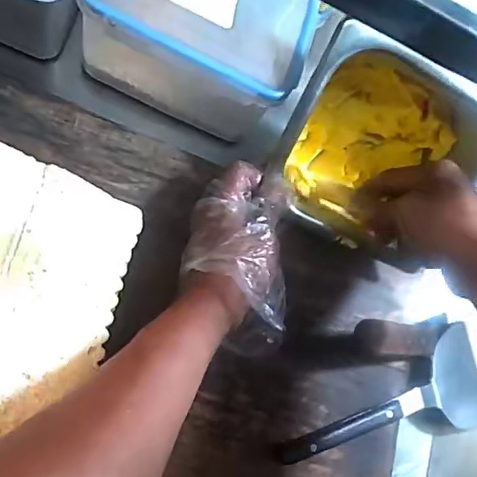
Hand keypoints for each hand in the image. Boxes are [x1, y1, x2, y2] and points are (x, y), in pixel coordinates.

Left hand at [180, 161, 286, 349]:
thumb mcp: (265, 235)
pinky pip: (221, 232)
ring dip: (245, 219)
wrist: (210, 306)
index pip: (241, 170)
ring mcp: (199, 231)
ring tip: (265, 236)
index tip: (276, 196)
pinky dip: (235, 234)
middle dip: (254, 200)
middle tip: (274, 217)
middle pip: (233, 192)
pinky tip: (249, 251)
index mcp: (221, 199)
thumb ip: (271, 206)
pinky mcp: (199, 251)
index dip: (261, 178)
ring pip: (227, 213)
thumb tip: (277, 183)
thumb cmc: (241, 267)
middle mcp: (205, 210)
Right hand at [361, 161, 476, 279]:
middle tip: (371, 233)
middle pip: (401, 197)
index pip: (389, 177)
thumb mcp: (402, 212)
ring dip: (397, 232)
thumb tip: (358, 207)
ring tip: (390, 246)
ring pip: (412, 217)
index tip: (350, 209)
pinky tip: (411, 256)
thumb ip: (377, 208)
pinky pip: (425, 234)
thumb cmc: (441, 227)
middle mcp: (444, 184)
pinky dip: (414, 243)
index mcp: (433, 170)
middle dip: (383, 215)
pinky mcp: (456, 232)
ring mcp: (452, 208)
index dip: (367, 192)